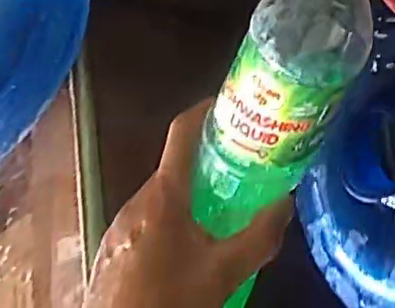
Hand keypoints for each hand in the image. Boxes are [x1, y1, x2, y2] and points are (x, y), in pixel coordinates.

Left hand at [84, 100, 292, 307]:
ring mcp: (116, 230)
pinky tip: (186, 253)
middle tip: (241, 168)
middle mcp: (135, 203)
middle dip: (208, 163)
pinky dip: (169, 224)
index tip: (231, 105)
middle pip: (175, 166)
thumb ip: (259, 237)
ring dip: (188, 197)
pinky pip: (144, 224)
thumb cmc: (168, 304)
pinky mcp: (107, 257)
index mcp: (163, 195)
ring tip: (219, 213)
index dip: (206, 109)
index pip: (182, 131)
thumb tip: (287, 202)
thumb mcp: (223, 275)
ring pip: (159, 197)